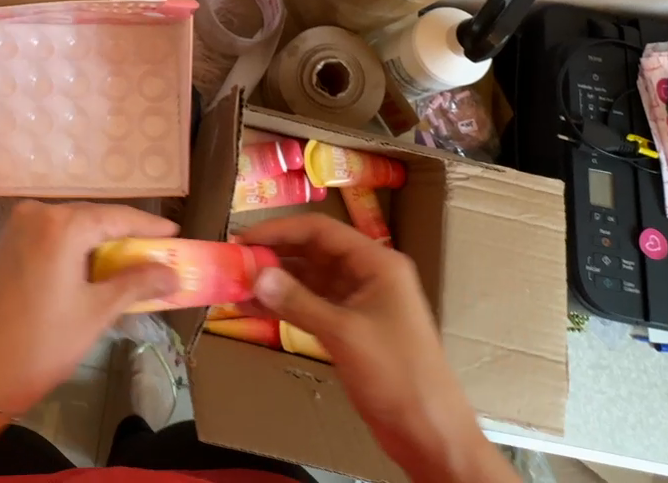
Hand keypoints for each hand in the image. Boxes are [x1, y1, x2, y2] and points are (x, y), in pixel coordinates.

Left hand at [0, 201, 180, 414]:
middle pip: (94, 217)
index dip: (148, 225)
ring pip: (73, 225)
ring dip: (101, 241)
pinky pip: (53, 235)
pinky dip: (77, 246)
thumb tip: (172, 272)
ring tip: (134, 260)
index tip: (176, 233)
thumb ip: (136, 283)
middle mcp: (38, 213)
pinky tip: (96, 265)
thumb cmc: (43, 343)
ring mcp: (19, 225)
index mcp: (61, 225)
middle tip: (158, 251)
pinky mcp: (9, 242)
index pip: (117, 217)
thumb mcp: (96, 312)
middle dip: (126, 234)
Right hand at [236, 215, 514, 482]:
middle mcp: (368, 275)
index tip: (242, 239)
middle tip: (233, 262)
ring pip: (309, 279)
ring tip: (236, 286)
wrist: (433, 437)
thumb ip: (298, 302)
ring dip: (275, 282)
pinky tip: (254, 309)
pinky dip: (285, 305)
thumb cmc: (398, 376)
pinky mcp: (351, 328)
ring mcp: (359, 302)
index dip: (279, 230)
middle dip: (273, 255)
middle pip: (312, 252)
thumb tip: (255, 275)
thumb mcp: (345, 335)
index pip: (320, 230)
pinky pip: (311, 305)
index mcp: (377, 263)